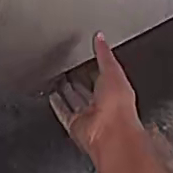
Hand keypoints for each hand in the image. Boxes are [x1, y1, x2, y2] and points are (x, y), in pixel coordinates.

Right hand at [50, 32, 172, 172]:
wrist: (112, 134)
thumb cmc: (119, 107)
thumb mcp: (113, 71)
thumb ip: (105, 54)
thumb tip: (101, 37)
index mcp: (115, 90)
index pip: (104, 73)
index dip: (97, 64)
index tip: (88, 53)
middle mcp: (103, 104)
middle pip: (89, 89)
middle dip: (81, 79)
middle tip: (70, 67)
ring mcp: (89, 116)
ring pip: (76, 101)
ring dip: (68, 91)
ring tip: (59, 79)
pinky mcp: (76, 125)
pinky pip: (65, 113)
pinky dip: (58, 105)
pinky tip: (53, 97)